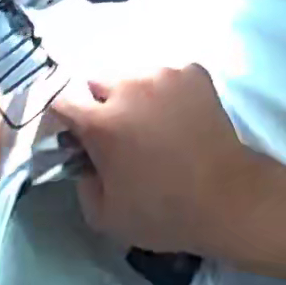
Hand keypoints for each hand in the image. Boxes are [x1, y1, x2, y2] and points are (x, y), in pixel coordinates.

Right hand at [48, 64, 283, 261]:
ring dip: (136, 94)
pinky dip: (168, 90)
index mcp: (103, 121)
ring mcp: (166, 73)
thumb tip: (82, 157)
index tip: (73, 132)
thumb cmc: (160, 209)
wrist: (223, 192)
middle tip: (119, 131)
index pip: (63, 101)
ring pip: (136, 75)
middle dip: (101, 104)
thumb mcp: (103, 214)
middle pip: (100, 82)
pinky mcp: (194, 70)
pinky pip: (169, 74)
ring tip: (154, 122)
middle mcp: (131, 86)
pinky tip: (179, 114)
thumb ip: (82, 179)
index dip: (64, 118)